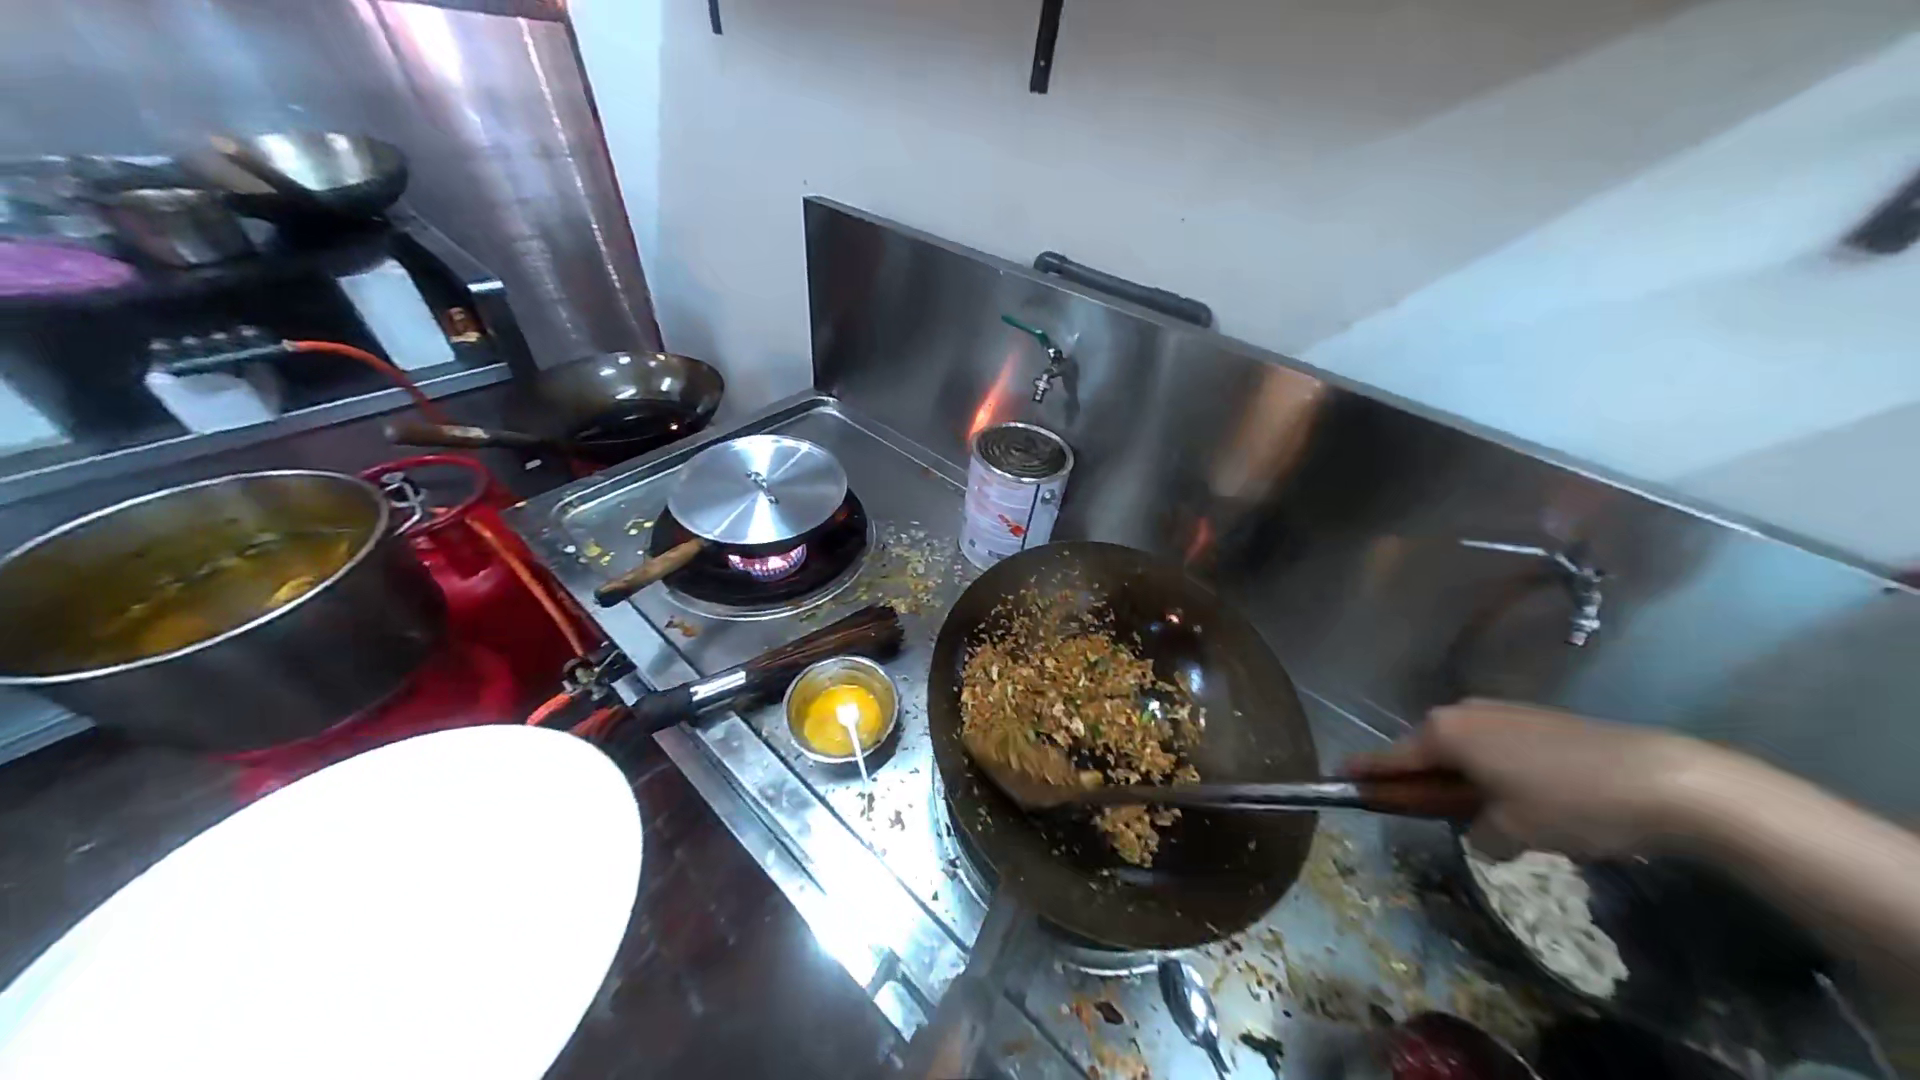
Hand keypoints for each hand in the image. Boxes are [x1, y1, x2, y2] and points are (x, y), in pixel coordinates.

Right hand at [1347, 699, 1734, 856]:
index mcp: (1443, 734)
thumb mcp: (1512, 832)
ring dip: (1468, 775)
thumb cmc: (1569, 803)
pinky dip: (1499, 768)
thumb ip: (1477, 833)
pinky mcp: (1537, 718)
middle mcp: (1462, 713)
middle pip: (1427, 750)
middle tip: (1442, 813)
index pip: (1392, 759)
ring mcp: (1501, 711)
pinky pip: (1497, 744)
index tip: (1338, 776)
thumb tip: (1483, 829)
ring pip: (1465, 748)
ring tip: (1502, 811)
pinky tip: (1535, 794)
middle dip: (1428, 780)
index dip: (1366, 773)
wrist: (1669, 780)